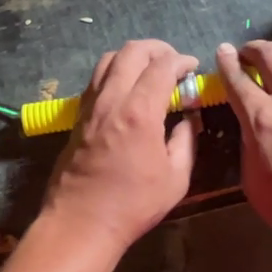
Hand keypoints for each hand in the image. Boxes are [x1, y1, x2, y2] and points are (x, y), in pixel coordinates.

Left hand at [39, 40, 199, 254]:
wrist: (81, 222)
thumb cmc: (133, 205)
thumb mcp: (175, 178)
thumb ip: (186, 141)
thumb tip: (188, 118)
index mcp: (139, 112)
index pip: (162, 66)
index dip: (181, 60)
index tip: (193, 67)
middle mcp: (112, 100)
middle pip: (132, 51)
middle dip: (157, 49)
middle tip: (173, 62)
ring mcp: (90, 106)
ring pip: (108, 60)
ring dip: (132, 57)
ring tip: (149, 70)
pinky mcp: (78, 116)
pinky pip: (96, 79)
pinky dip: (115, 72)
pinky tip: (127, 89)